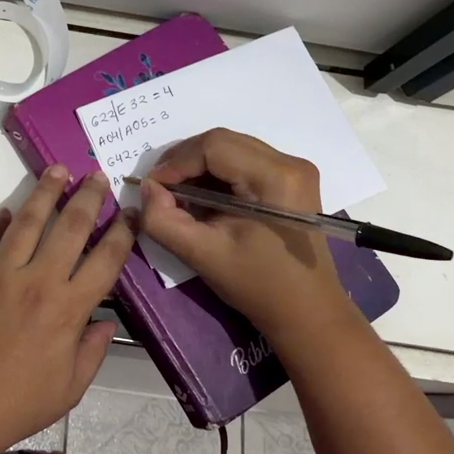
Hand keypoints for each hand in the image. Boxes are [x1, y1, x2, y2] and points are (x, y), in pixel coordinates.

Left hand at [0, 166, 135, 453]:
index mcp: (68, 309)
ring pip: (26, 222)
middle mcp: (37, 280)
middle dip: (87, 197)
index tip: (131, 213)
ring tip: (56, 171)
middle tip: (97, 175)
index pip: (105, 259)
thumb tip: (105, 323)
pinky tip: (5, 210)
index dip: (123, 232)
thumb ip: (91, 352)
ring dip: (44, 193)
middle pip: (70, 227)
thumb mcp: (69, 389)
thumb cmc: (16, 405)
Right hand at [137, 129, 355, 340]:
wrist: (306, 311)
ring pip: (231, 149)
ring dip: (198, 167)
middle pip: (222, 142)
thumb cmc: (258, 285)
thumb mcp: (202, 254)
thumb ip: (163, 220)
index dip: (175, 163)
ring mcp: (294, 169)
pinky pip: (243, 162)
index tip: (152, 188)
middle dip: (184, 161)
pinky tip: (201, 198)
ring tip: (176, 193)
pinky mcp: (290, 180)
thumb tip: (147, 189)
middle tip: (159, 188)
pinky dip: (215, 174)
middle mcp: (290, 162)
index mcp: (275, 177)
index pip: (213, 146)